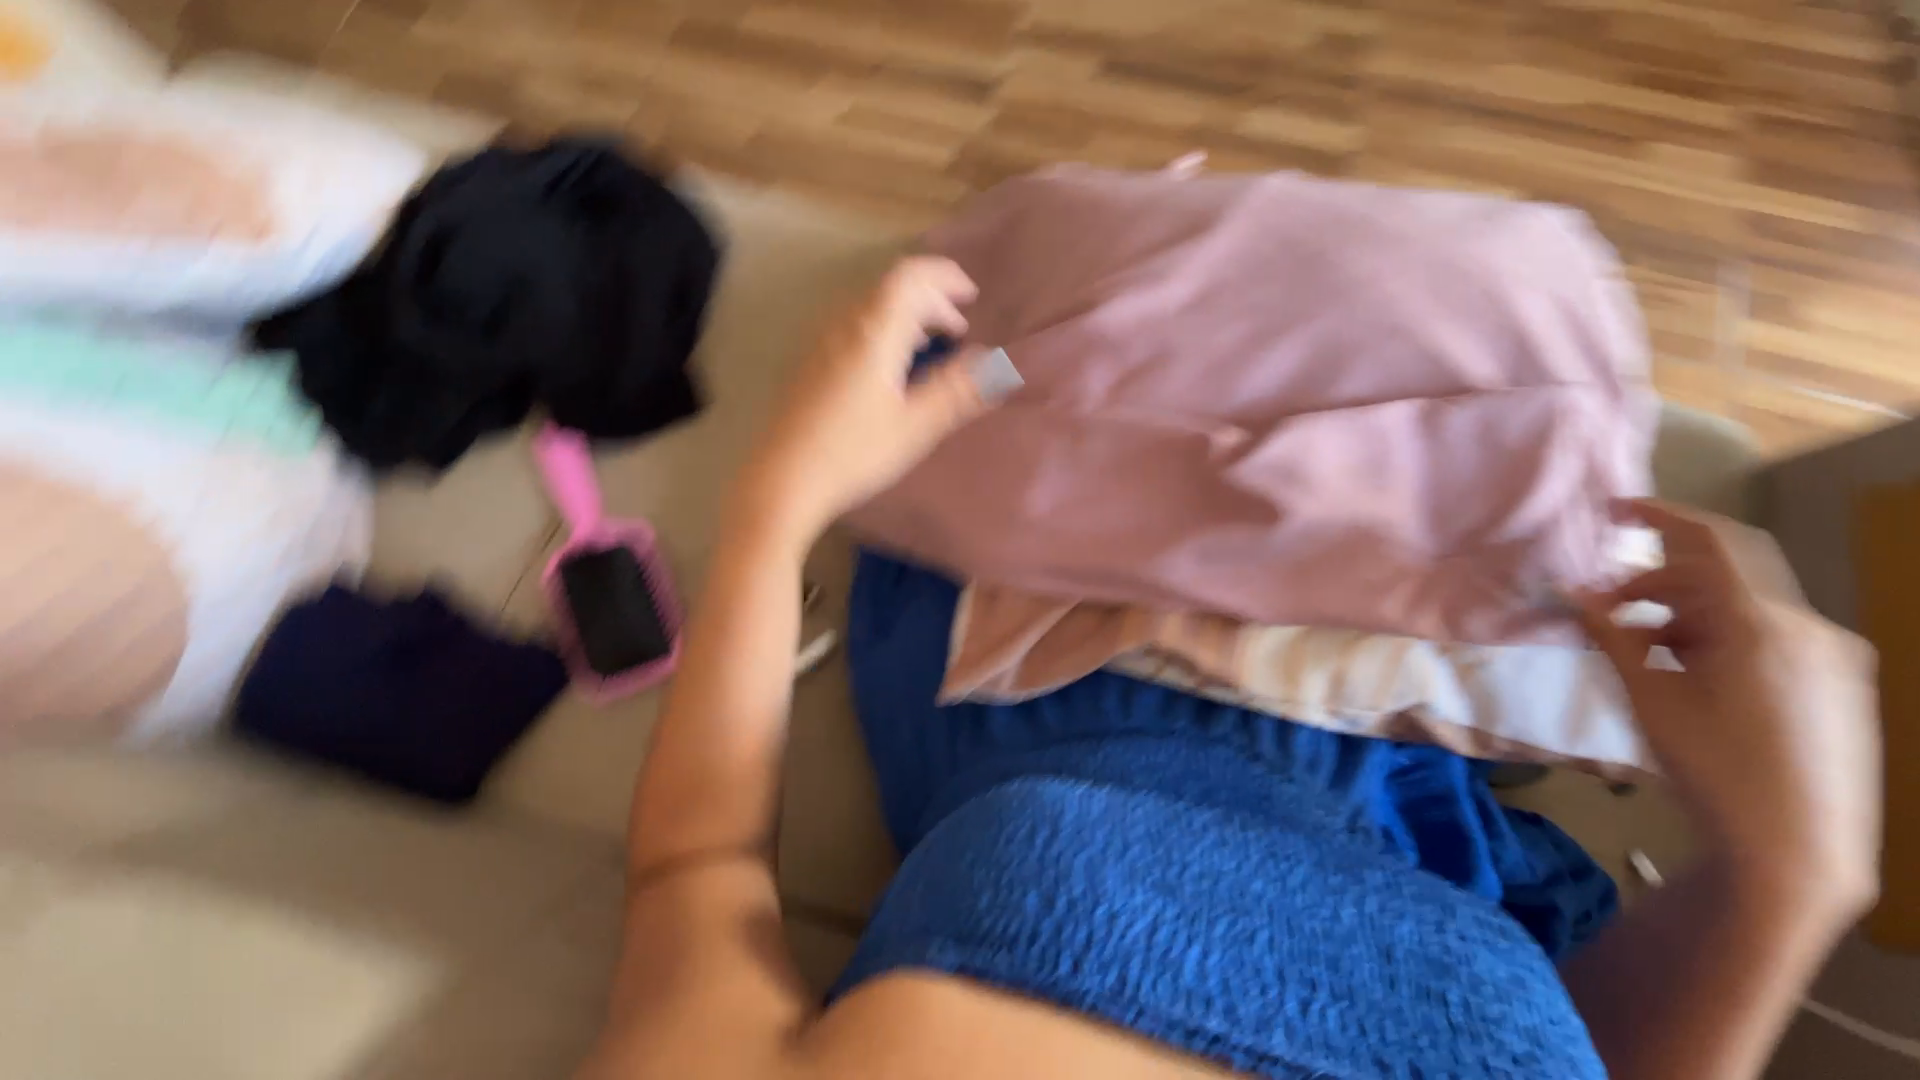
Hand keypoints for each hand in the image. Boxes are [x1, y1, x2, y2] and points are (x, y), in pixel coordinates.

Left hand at [735, 256, 1003, 540]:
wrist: (782, 479)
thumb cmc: (854, 452)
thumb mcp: (915, 426)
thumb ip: (958, 391)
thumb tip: (999, 365)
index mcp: (874, 331)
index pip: (911, 276)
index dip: (945, 276)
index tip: (971, 294)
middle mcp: (844, 324)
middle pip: (891, 289)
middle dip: (931, 301)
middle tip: (958, 330)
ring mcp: (821, 342)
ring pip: (870, 308)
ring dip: (906, 316)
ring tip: (930, 346)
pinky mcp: (808, 362)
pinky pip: (853, 327)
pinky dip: (882, 331)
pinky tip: (889, 367)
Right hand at [1573, 499, 1880, 914]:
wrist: (1798, 850)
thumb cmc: (1712, 768)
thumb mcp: (1648, 697)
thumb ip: (1611, 635)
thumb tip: (1570, 591)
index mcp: (1761, 624)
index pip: (1710, 541)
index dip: (1659, 516)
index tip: (1613, 509)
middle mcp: (1806, 628)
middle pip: (1724, 576)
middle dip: (1658, 582)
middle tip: (1605, 607)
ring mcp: (1831, 657)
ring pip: (1745, 608)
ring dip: (1686, 614)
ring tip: (1641, 651)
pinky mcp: (1838, 685)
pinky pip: (1770, 636)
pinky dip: (1718, 637)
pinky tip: (1688, 675)